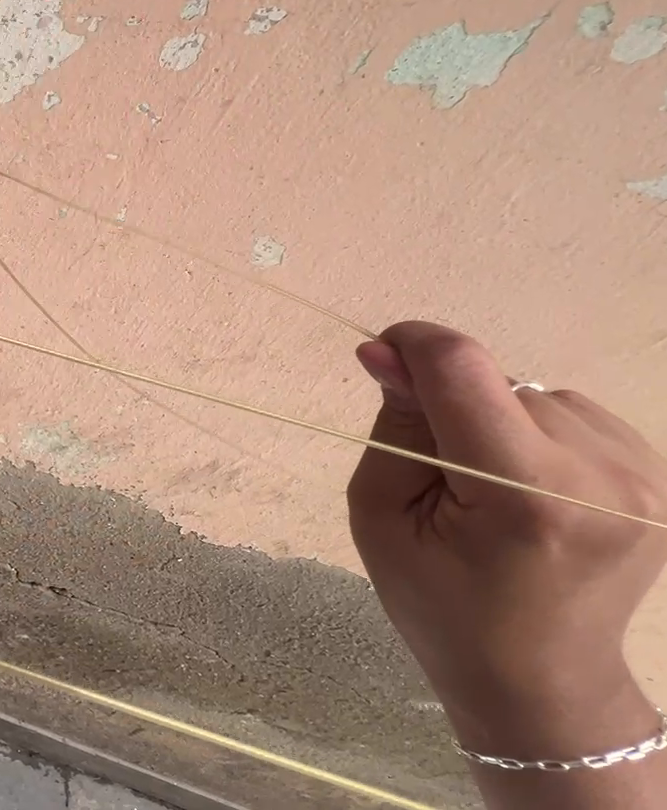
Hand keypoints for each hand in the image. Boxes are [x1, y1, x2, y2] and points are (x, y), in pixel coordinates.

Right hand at [349, 322, 666, 778]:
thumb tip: (385, 354)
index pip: (465, 370)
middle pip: (497, 384)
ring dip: (492, 415)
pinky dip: (531, 428)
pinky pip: (572, 412)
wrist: (537, 671)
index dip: (411, 345)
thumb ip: (394, 427)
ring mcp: (649, 477)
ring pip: (535, 393)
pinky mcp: (661, 477)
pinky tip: (524, 480)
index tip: (377, 361)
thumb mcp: (377, 511)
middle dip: (448, 404)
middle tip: (433, 470)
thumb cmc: (434, 597)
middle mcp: (605, 475)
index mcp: (525, 492)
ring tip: (484, 480)